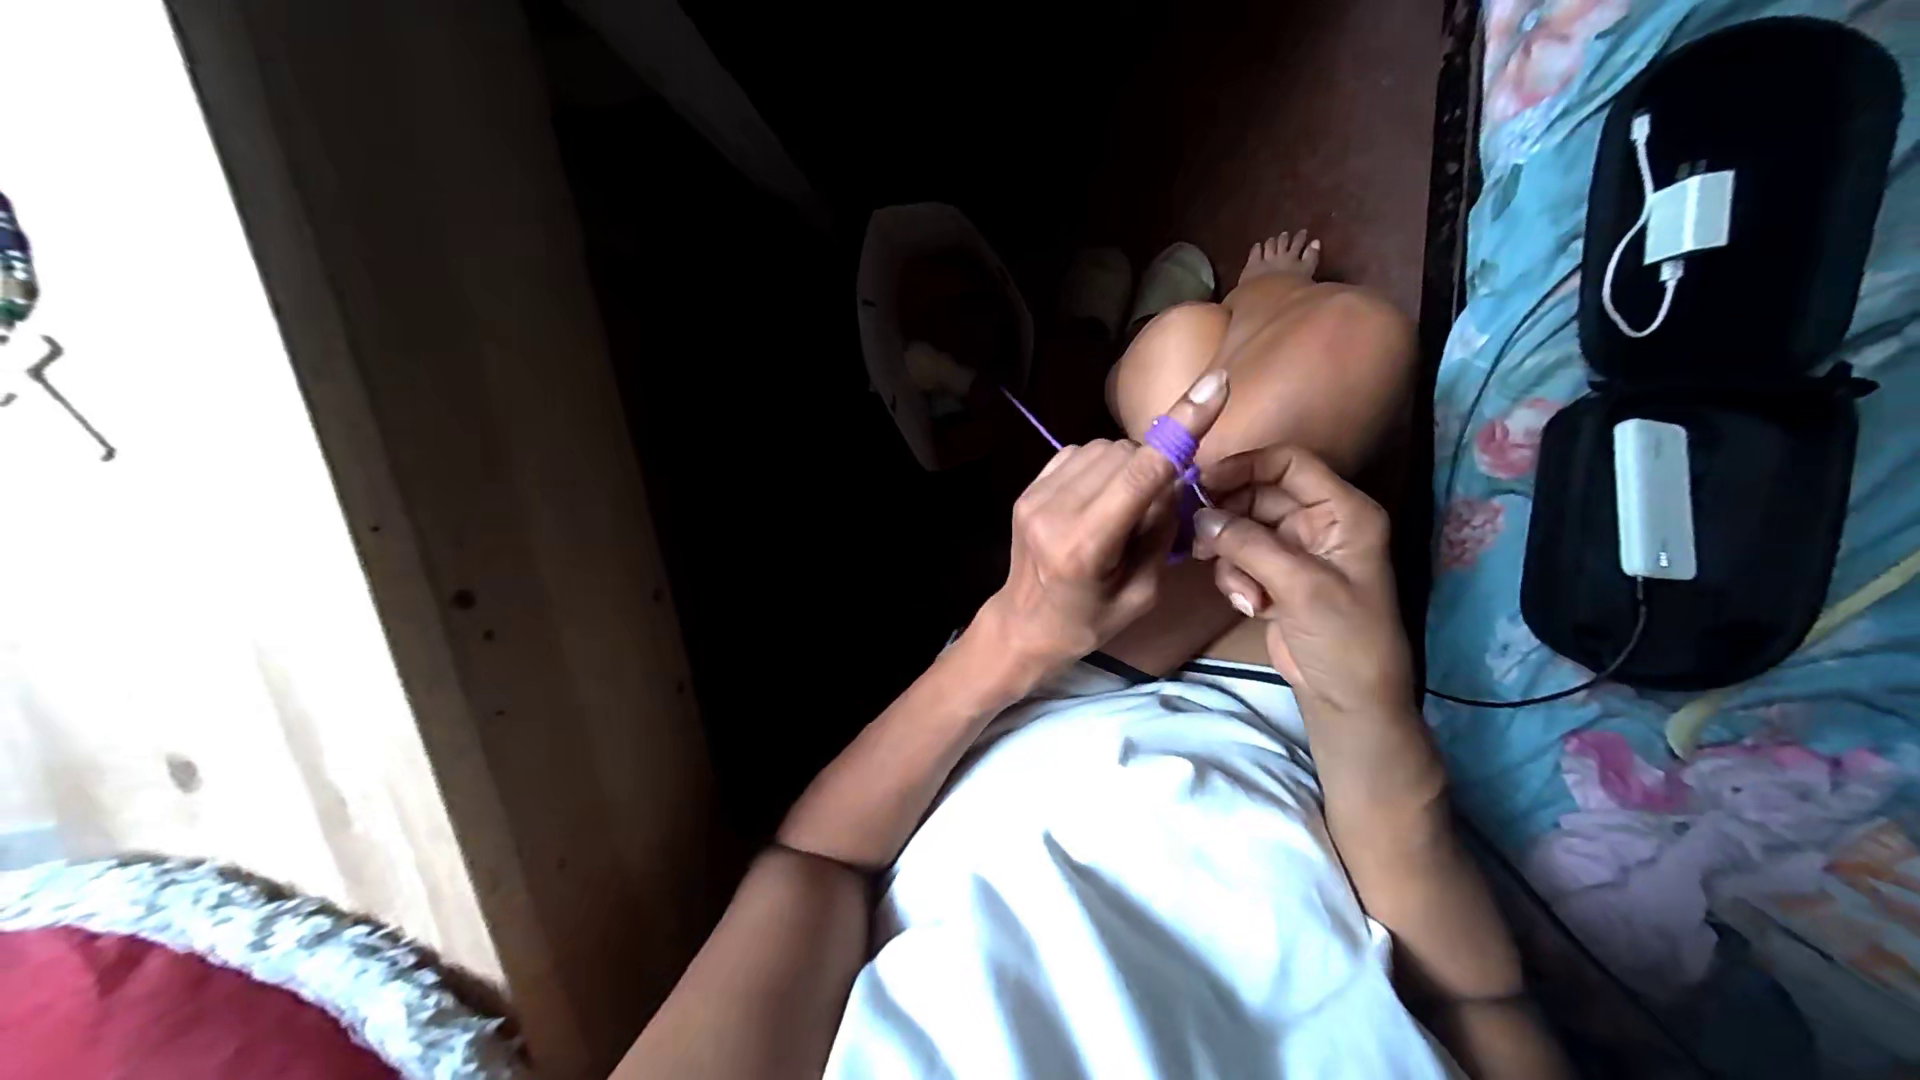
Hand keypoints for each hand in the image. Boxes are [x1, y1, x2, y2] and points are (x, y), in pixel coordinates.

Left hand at [980, 369, 1230, 673]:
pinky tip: (1095, 499)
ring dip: (1125, 467)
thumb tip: (1173, 475)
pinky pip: (1078, 452)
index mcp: (1086, 546)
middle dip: (1150, 468)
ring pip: (1102, 448)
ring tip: (1117, 510)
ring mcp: (1035, 496)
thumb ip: (1160, 531)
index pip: (1140, 475)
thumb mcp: (1141, 593)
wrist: (1023, 624)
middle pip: (1124, 454)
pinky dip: (1099, 467)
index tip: (1214, 387)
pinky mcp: (1027, 489)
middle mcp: (1054, 512)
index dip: (1181, 428)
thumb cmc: (1088, 622)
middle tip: (1148, 511)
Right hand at [1191, 446, 1412, 717]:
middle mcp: (1318, 522)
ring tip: (1240, 590)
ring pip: (1242, 528)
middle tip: (1198, 538)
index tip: (1202, 482)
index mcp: (1342, 512)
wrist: (1347, 698)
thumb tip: (1200, 517)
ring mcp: (1295, 549)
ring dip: (1230, 556)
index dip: (1245, 466)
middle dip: (1228, 518)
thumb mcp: (1299, 586)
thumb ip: (1248, 544)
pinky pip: (1239, 558)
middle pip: (1258, 494)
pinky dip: (1235, 577)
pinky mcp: (1275, 575)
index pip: (1290, 463)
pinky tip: (1249, 605)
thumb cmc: (1343, 637)